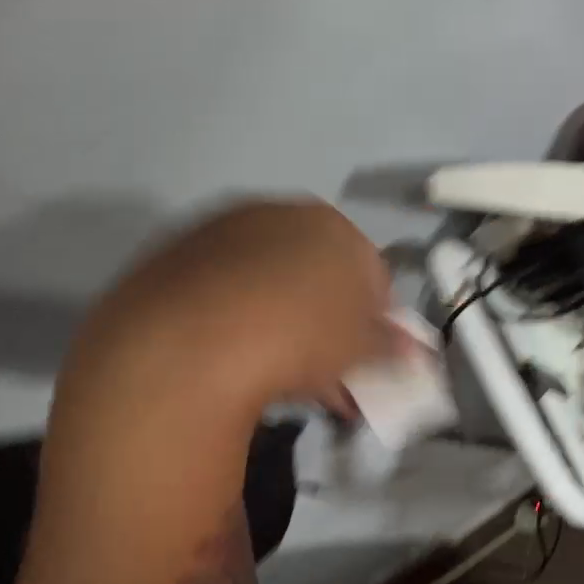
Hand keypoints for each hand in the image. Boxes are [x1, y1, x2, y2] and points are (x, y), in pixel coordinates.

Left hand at [66, 199, 397, 412]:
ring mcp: (219, 229)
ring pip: (271, 280)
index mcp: (335, 226)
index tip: (370, 352)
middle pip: (319, 271)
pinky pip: (226, 289)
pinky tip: (244, 358)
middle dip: (329, 316)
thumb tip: (413, 350)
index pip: (375, 272)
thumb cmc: (302, 339)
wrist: (187, 346)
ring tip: (287, 371)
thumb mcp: (367, 351)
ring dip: (286, 319)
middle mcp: (278, 213)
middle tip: (331, 363)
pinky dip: (241, 318)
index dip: (377, 318)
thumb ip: (395, 346)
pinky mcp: (170, 255)